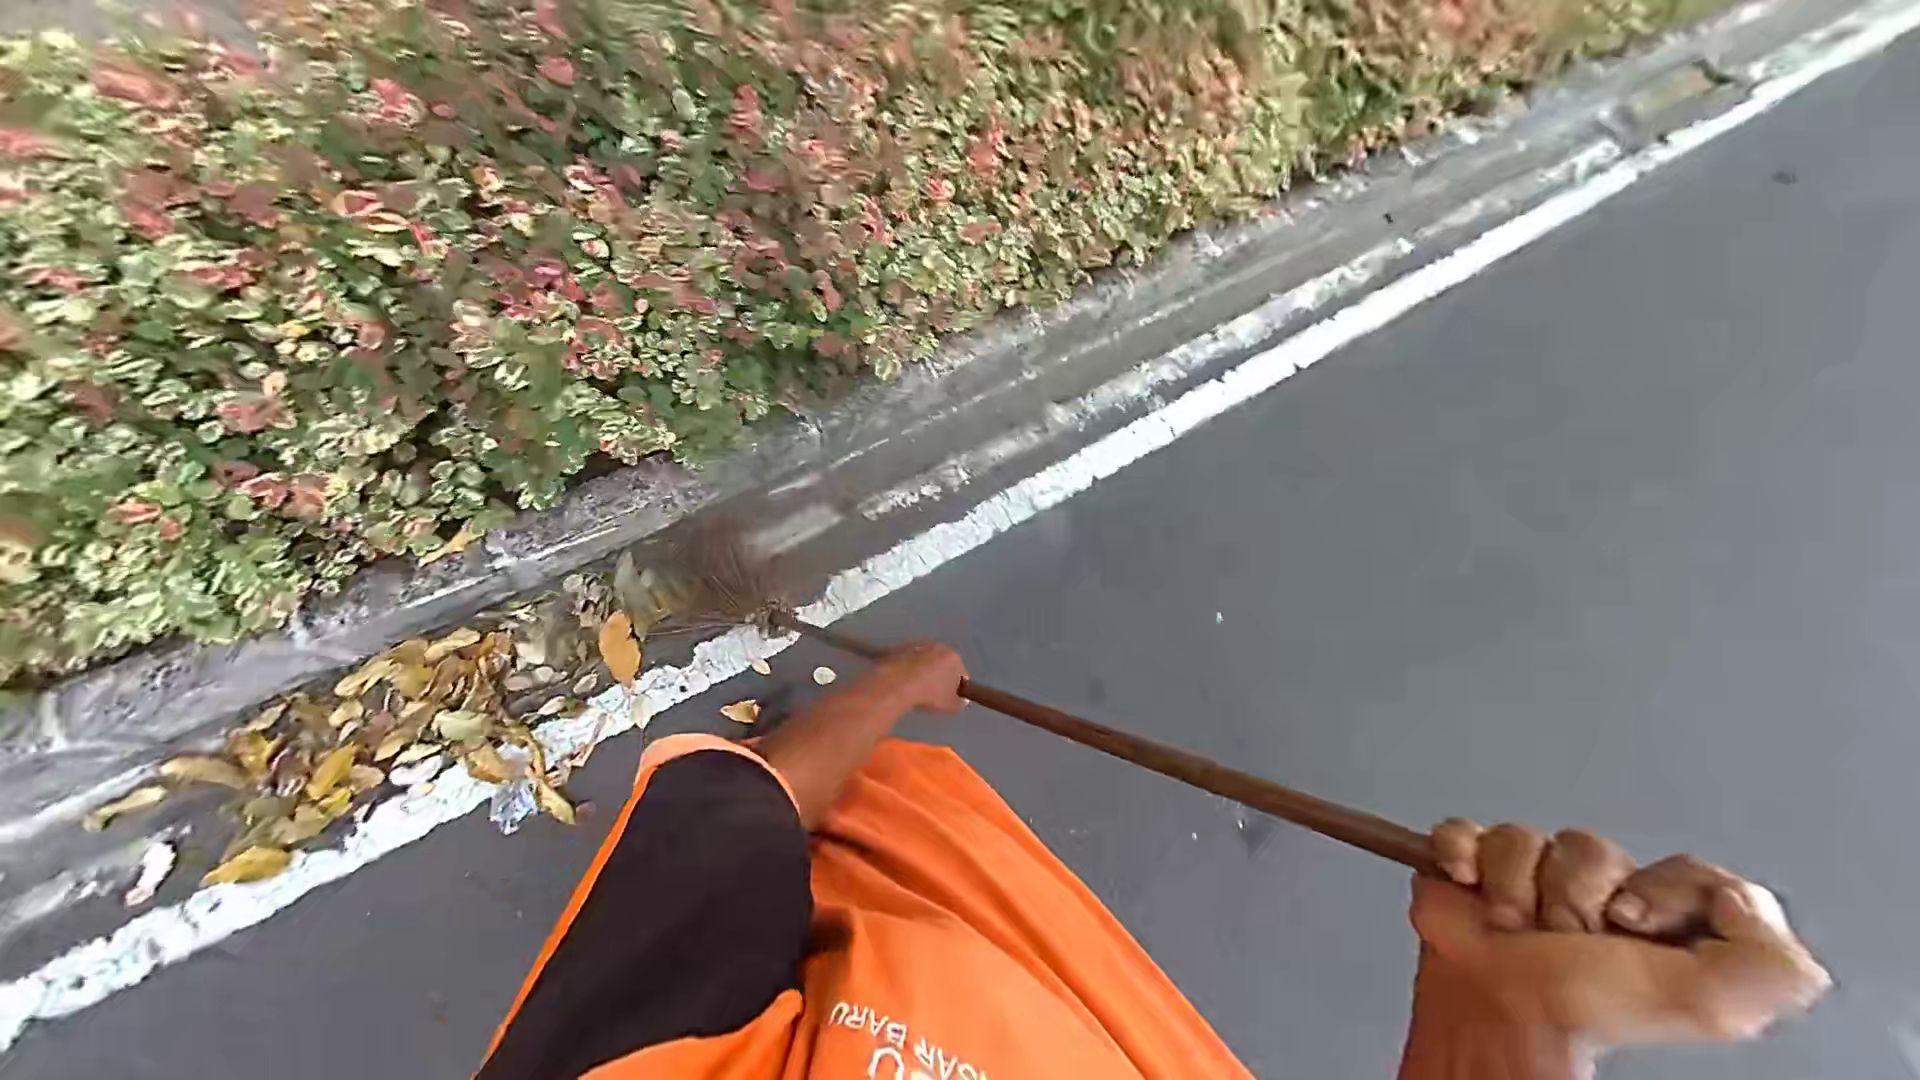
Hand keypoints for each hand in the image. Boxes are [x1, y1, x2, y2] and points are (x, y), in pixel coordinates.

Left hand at [872, 641, 967, 713]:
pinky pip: (908, 660)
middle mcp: (938, 646)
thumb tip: (961, 699)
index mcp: (954, 657)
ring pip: (924, 660)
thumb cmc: (928, 694)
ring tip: (914, 687)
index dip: (957, 687)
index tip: (949, 697)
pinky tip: (901, 680)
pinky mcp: (900, 647)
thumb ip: (959, 702)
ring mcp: (918, 644)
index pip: (961, 674)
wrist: (896, 683)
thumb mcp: (950, 705)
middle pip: (942, 663)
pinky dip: (907, 667)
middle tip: (931, 693)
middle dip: (939, 675)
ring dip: (922, 670)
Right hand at [1413, 820, 1829, 1047]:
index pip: (1683, 869)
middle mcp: (1594, 889)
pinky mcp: (1467, 854)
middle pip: (1589, 846)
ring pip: (1521, 835)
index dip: (1657, 888)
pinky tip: (1466, 882)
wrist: (1488, 999)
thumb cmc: (1580, 1002)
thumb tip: (1742, 898)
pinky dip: (1460, 852)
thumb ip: (1771, 965)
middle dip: (1569, 891)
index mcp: (1659, 919)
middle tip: (1560, 932)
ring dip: (1511, 881)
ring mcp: (1522, 867)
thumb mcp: (1709, 1006)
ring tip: (1506, 921)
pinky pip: (1462, 828)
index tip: (1630, 924)